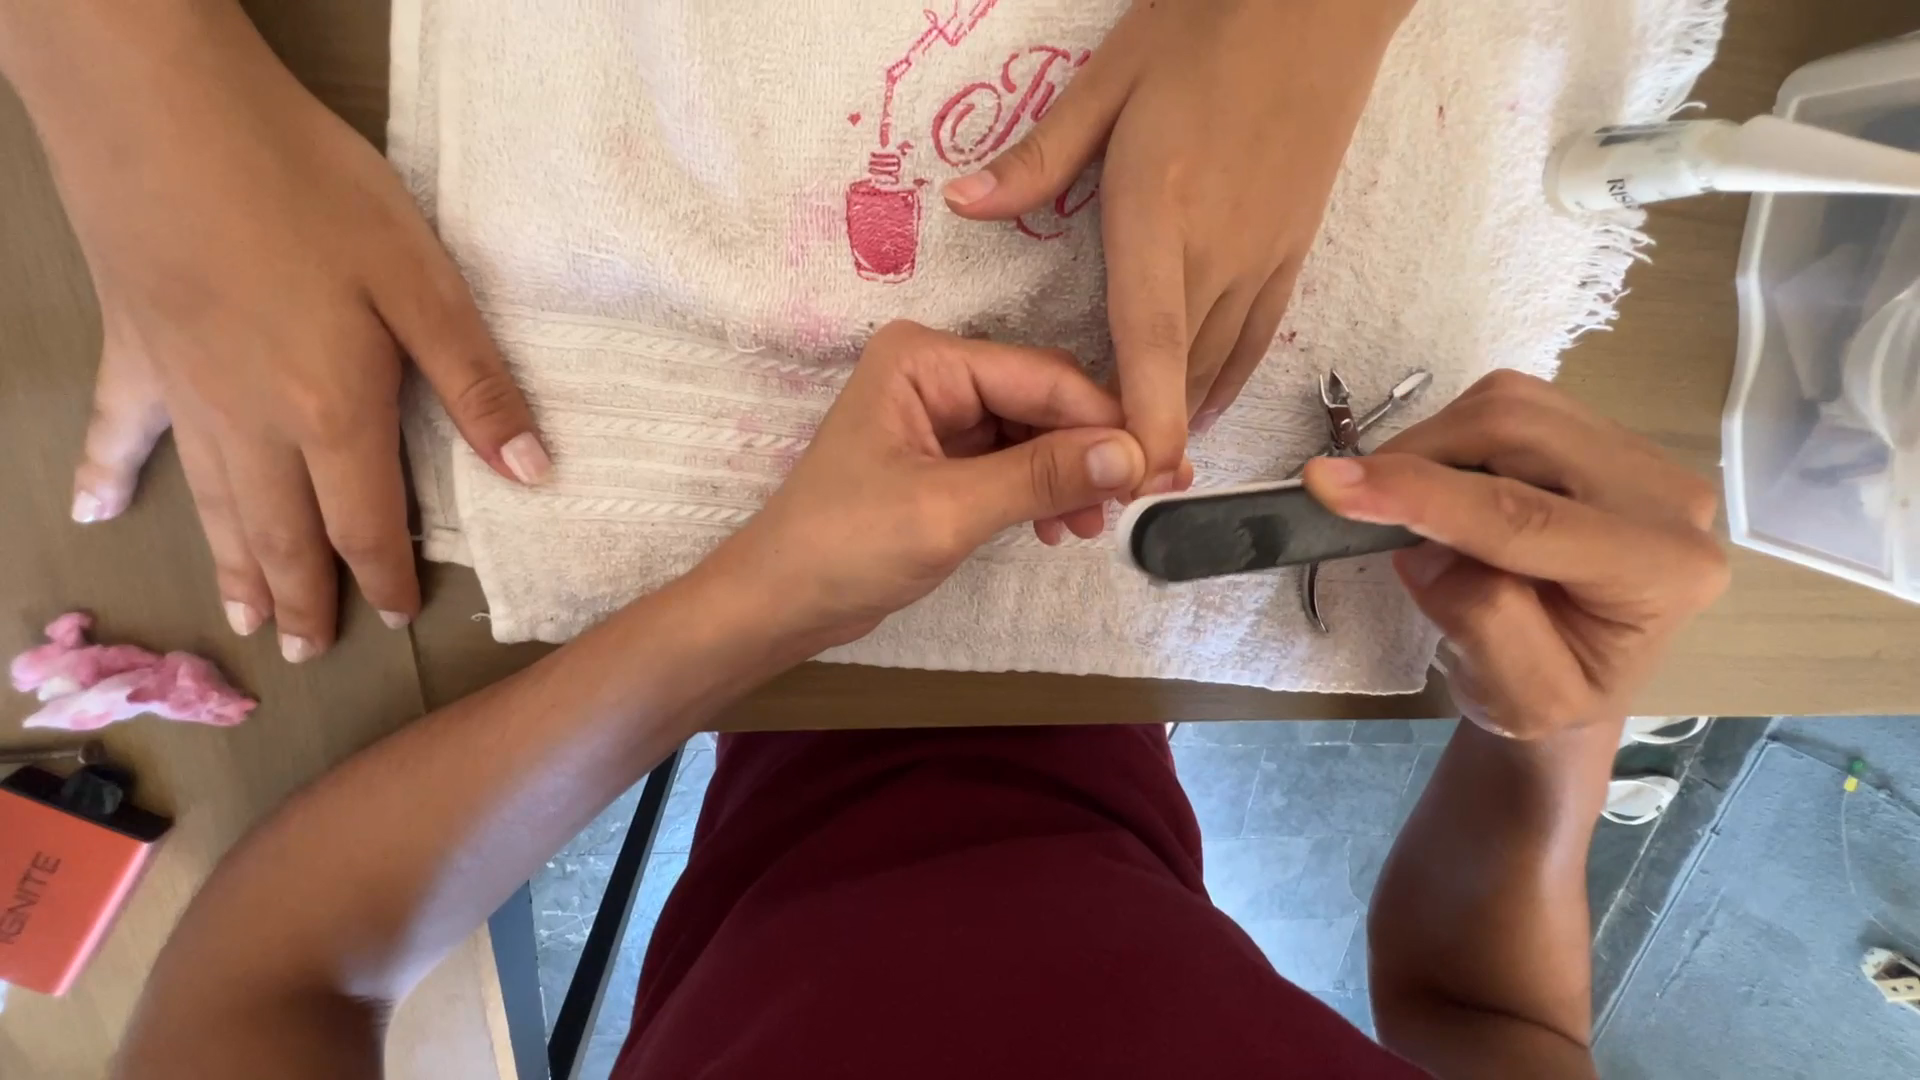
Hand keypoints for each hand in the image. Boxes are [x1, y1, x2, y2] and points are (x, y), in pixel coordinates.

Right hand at [45, 6, 544, 662]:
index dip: (385, 575)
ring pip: (215, 504)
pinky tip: (92, 517)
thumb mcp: (428, 291)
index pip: (366, 523)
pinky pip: (122, 431)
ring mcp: (181, 387)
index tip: (399, 616)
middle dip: (305, 595)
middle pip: (284, 532)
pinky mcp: (134, 345)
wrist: (164, 101)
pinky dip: (112, 476)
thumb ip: (479, 388)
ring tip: (242, 622)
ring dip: (233, 567)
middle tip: (308, 650)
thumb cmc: (316, 195)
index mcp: (333, 412)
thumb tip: (533, 473)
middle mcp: (252, 421)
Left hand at [702, 321, 1145, 649]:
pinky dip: (1037, 492)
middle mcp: (934, 373)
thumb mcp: (949, 510)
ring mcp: (938, 416)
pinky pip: (1010, 462)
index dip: (1105, 421)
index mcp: (925, 360)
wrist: (782, 603)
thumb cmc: (847, 547)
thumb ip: (1041, 476)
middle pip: (1040, 401)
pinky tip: (1055, 527)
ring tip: (1092, 528)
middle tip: (1141, 501)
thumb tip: (1133, 455)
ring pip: (1031, 434)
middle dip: (1089, 451)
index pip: (1041, 377)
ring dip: (1067, 477)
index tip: (1162, 468)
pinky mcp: (942, 458)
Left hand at [943, 0, 1412, 495]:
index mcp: (1157, 224)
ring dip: (1179, 420)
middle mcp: (1215, 259)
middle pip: (1179, 377)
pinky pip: (1256, 343)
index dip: (1141, 425)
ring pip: (1216, 368)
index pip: (1150, 348)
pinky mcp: (1292, 256)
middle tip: (1105, 487)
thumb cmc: (1206, 32)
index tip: (1122, 480)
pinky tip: (1199, 413)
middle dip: (1146, 442)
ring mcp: (1262, 262)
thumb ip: (1036, 161)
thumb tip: (961, 200)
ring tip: (1142, 462)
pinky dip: (1224, 386)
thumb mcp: (1106, 84)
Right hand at [1303, 371, 1728, 739]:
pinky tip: (1440, 482)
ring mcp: (1636, 457)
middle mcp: (1664, 499)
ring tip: (1403, 501)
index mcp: (1657, 574)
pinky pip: (1508, 403)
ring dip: (1429, 445)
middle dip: (1415, 459)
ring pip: (1508, 404)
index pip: (1520, 516)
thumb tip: (1422, 546)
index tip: (1325, 482)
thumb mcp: (1514, 699)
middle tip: (1359, 504)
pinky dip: (1448, 434)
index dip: (1418, 494)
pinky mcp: (1598, 436)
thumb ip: (1480, 623)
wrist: (1567, 678)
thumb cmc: (1540, 699)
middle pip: (1517, 431)